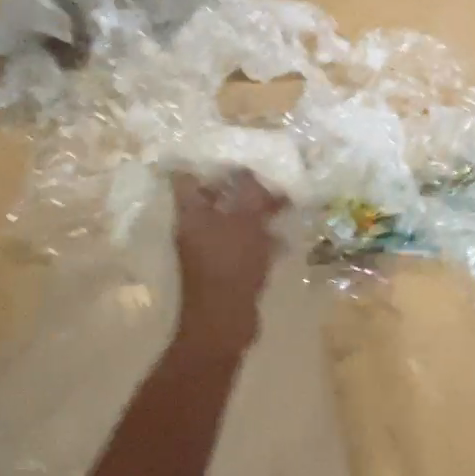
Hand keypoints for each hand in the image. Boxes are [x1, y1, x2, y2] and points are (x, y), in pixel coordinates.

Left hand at [171, 169, 287, 319]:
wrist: (223, 324)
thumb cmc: (231, 266)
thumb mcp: (245, 223)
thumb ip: (250, 193)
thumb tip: (250, 169)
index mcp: (191, 212)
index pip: (188, 176)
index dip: (207, 161)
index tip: (234, 151)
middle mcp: (196, 227)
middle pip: (216, 197)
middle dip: (244, 186)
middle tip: (271, 175)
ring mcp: (211, 249)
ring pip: (234, 220)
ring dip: (257, 212)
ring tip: (286, 202)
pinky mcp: (226, 268)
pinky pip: (244, 244)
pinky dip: (262, 239)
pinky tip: (285, 238)